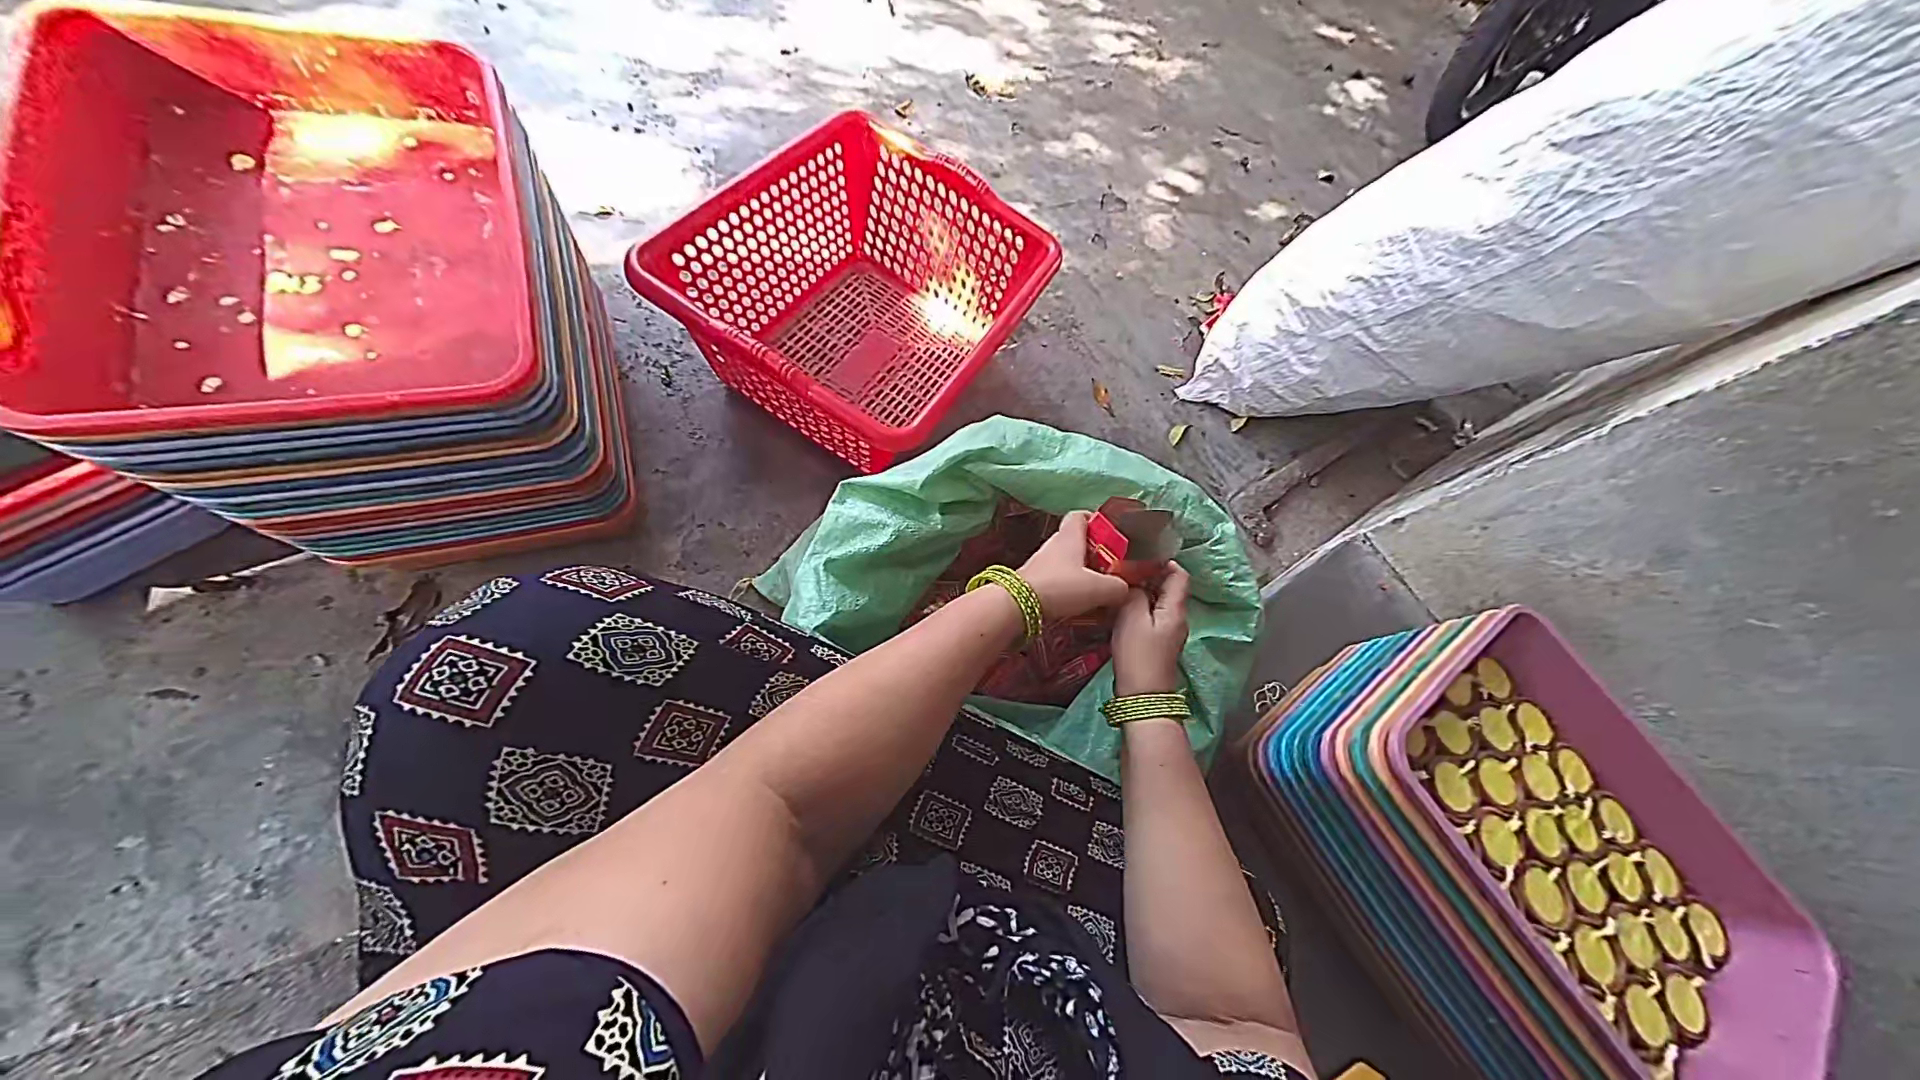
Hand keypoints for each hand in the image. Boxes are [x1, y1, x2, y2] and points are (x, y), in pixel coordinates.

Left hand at [1016, 510, 1131, 620]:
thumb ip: (1118, 587)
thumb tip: (1125, 589)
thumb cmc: (1060, 587)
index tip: (1112, 535)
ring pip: (1065, 562)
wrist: (1017, 606)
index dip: (1096, 521)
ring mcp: (1040, 564)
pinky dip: (1068, 588)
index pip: (1081, 516)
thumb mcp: (1099, 588)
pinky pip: (1055, 580)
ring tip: (1097, 590)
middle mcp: (1053, 545)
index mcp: (1069, 537)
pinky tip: (1078, 604)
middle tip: (1110, 568)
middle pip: (1075, 541)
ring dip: (1080, 573)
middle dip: (1093, 552)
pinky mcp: (1032, 583)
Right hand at [1112, 562, 1189, 695]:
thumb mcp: (1132, 618)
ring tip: (1118, 587)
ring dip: (1141, 593)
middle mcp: (1177, 618)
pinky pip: (1151, 617)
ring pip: (1158, 602)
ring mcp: (1169, 632)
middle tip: (1122, 571)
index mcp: (1175, 609)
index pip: (1179, 574)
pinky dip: (1138, 608)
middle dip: (1147, 576)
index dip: (1162, 562)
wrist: (1142, 697)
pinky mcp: (1158, 644)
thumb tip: (1134, 585)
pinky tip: (1120, 610)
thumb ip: (1133, 594)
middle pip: (1168, 588)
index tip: (1138, 558)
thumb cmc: (1138, 655)